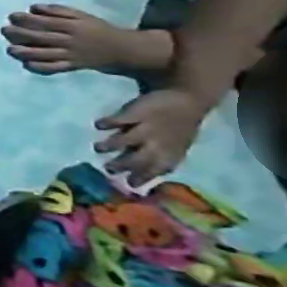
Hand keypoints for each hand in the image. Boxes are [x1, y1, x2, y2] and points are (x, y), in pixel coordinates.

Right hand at [95, 88, 209, 184]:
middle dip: (122, 165)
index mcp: (169, 154)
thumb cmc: (176, 129)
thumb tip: (135, 177)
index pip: (154, 171)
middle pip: (137, 158)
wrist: (187, 101)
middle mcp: (157, 144)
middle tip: (107, 168)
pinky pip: (118, 119)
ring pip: (126, 140)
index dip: (141, 178)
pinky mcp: (136, 112)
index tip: (128, 184)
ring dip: (110, 145)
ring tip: (98, 148)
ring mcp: (146, 128)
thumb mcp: (173, 148)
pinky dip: (107, 123)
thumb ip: (156, 160)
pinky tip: (99, 125)